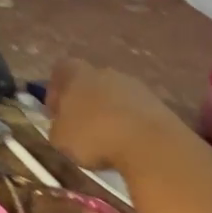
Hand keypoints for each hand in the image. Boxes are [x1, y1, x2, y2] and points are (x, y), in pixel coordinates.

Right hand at [45, 59, 185, 172]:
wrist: (149, 143)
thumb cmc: (93, 136)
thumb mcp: (58, 138)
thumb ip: (57, 125)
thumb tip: (63, 122)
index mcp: (77, 75)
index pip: (61, 69)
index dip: (55, 89)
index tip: (56, 111)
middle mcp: (106, 73)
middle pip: (89, 81)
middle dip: (83, 100)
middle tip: (78, 126)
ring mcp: (134, 85)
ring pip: (113, 94)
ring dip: (107, 111)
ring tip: (104, 137)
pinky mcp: (156, 102)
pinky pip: (133, 108)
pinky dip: (126, 121)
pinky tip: (124, 141)